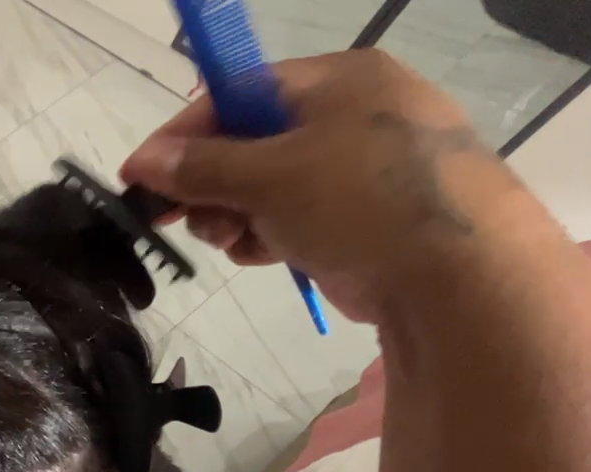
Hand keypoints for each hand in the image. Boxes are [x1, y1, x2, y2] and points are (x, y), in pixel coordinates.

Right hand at [119, 49, 524, 322]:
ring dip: (231, 217)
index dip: (180, 135)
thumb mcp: (270, 177)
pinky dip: (263, 235)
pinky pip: (285, 216)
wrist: (453, 271)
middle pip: (244, 143)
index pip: (236, 94)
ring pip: (259, 187)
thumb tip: (141, 160)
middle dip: (207, 186)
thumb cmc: (361, 200)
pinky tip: (265, 255)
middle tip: (180, 220)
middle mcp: (347, 113)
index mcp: (336, 81)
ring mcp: (353, 166)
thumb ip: (200, 167)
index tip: (136, 177)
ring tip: (235, 242)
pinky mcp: (354, 212)